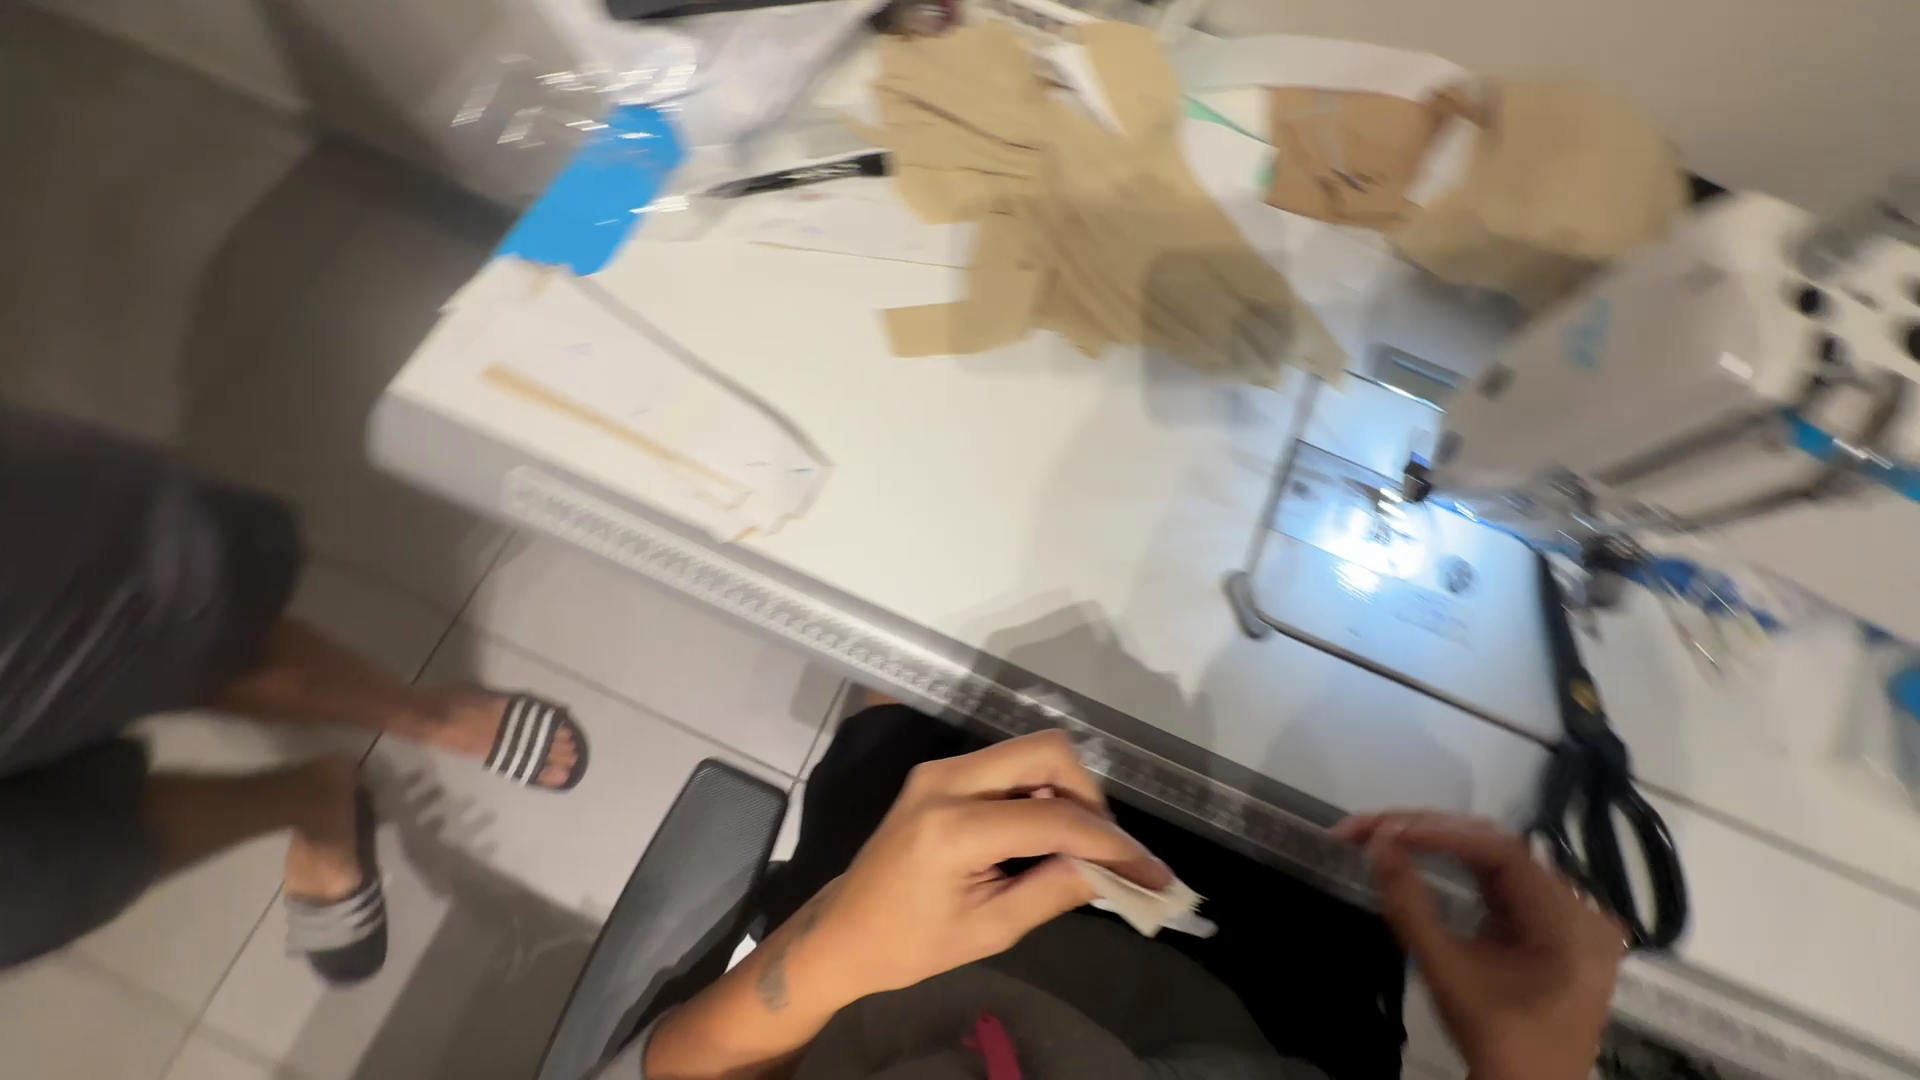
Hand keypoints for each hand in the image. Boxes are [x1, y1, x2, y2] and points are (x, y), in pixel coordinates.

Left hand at [648, 731, 1167, 1079]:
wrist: (843, 930)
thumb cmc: (910, 944)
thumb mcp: (989, 931)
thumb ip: (1053, 890)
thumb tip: (1109, 868)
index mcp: (954, 827)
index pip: (1054, 819)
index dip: (1113, 845)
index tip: (1153, 873)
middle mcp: (946, 778)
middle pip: (1046, 750)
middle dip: (1090, 795)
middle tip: (1103, 846)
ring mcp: (940, 768)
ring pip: (1028, 750)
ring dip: (1065, 789)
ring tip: (1077, 843)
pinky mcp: (938, 770)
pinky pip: (1006, 763)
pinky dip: (1037, 788)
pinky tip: (1042, 829)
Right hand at [1333, 812, 1624, 1079]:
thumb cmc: (1499, 1041)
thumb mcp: (1448, 973)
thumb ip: (1410, 905)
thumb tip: (1376, 843)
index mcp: (1571, 924)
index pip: (1502, 853)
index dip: (1439, 833)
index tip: (1384, 830)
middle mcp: (1574, 908)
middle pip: (1492, 846)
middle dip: (1424, 829)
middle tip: (1365, 827)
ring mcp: (1558, 913)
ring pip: (1486, 854)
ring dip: (1428, 838)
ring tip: (1377, 832)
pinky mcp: (1537, 921)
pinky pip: (1489, 875)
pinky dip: (1444, 858)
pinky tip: (1409, 849)